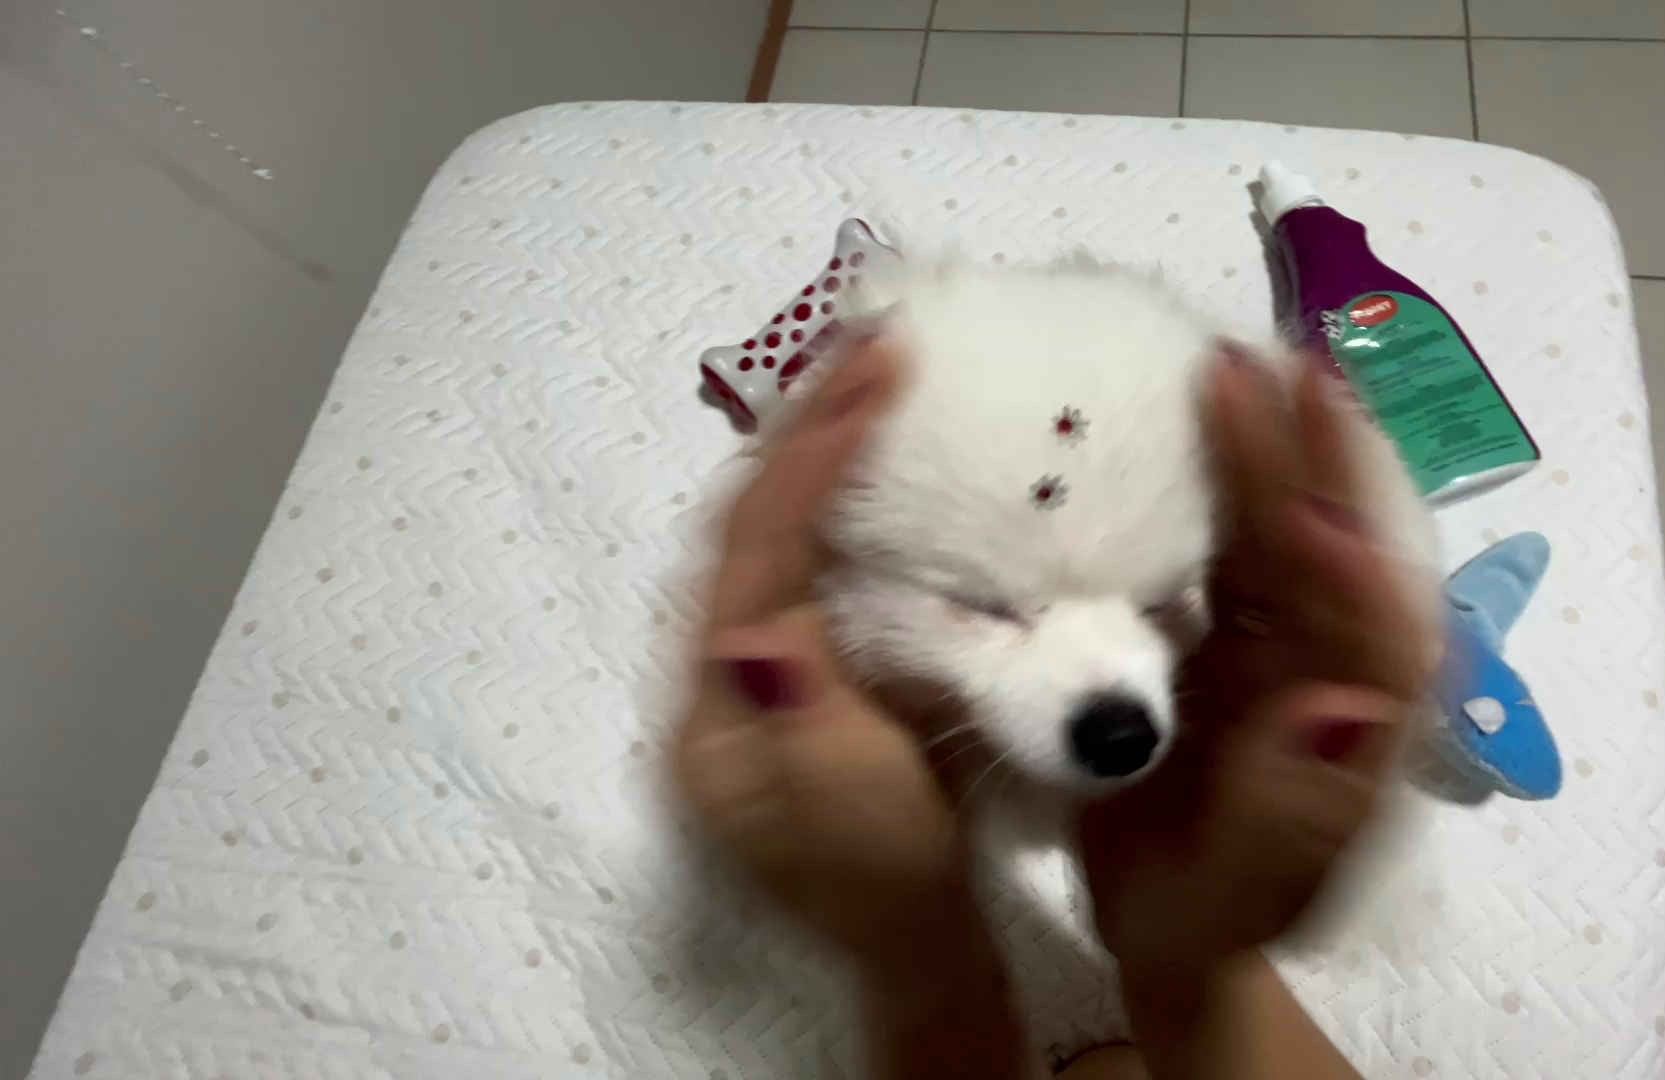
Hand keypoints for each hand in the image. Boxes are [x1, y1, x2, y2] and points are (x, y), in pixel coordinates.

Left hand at [672, 341, 969, 964]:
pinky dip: (834, 492)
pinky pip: (806, 552)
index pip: (750, 554)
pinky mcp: (802, 653)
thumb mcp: (846, 808)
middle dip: (799, 428)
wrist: (909, 922)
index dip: (808, 461)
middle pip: (743, 522)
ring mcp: (757, 656)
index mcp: (715, 706)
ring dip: (811, 446)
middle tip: (866, 349)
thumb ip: (797, 717)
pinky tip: (871, 453)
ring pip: (768, 527)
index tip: (874, 380)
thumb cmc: (885, 873)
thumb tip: (760, 623)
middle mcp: (719, 668)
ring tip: (864, 375)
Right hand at [1079, 354, 1434, 977]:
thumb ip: (1290, 812)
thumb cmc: (1196, 913)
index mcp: (1357, 738)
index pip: (1376, 631)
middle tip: (1281, 366)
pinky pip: (1232, 554)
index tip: (1295, 480)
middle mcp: (1332, 672)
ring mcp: (1280, 648)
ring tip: (1243, 372)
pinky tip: (1190, 440)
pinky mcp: (1230, 638)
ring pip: (1286, 538)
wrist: (1164, 917)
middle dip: (1315, 465)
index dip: (1343, 552)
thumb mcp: (1235, 890)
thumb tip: (1340, 703)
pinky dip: (1216, 492)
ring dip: (1270, 456)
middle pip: (1336, 557)